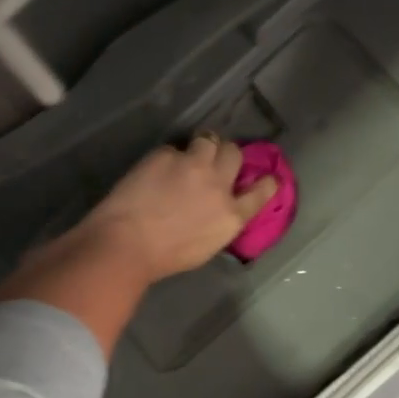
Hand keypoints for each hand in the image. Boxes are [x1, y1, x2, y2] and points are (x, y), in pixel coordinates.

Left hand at [75, 134, 279, 281]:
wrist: (130, 242)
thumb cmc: (167, 258)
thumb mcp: (207, 246)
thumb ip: (219, 222)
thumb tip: (217, 209)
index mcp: (232, 216)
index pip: (261, 192)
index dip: (266, 183)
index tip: (269, 178)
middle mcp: (218, 185)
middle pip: (234, 153)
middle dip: (227, 155)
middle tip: (215, 161)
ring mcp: (192, 165)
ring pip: (209, 140)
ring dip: (203, 146)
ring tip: (190, 157)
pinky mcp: (166, 154)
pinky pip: (173, 149)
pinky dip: (169, 159)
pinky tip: (156, 173)